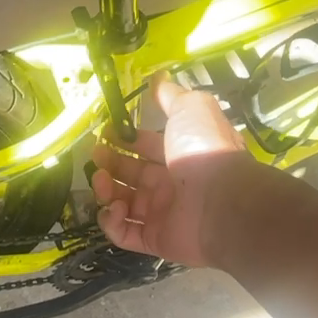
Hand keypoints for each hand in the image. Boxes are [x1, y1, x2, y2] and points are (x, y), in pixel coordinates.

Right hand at [90, 76, 256, 266]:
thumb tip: (158, 78)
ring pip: (120, 203)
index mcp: (177, 155)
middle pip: (128, 175)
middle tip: (95, 157)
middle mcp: (168, 185)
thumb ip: (171, 96)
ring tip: (102, 182)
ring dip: (105, 191)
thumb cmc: (204, 151)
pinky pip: (123, 233)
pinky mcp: (152, 240)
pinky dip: (112, 222)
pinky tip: (114, 208)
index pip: (143, 147)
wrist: (222, 201)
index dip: (122, 140)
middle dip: (108, 164)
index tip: (103, 133)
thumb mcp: (191, 109)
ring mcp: (159, 214)